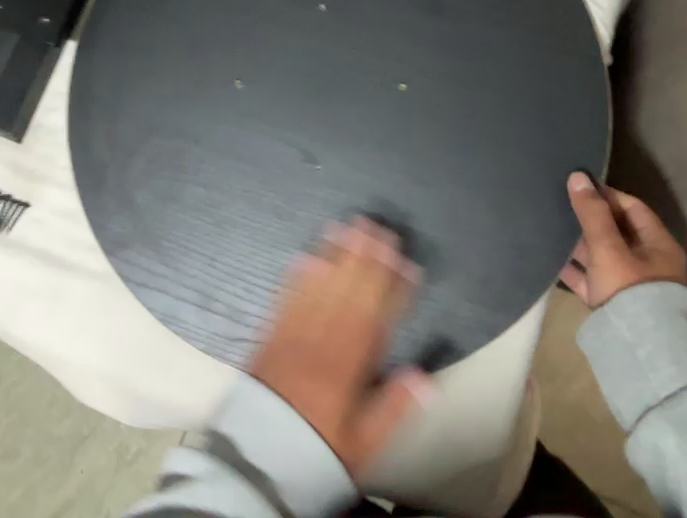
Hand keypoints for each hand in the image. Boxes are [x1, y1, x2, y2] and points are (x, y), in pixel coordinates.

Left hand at [250, 218, 432, 474]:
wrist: (260, 457)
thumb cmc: (317, 449)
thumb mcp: (364, 441)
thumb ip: (394, 407)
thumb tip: (426, 379)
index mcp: (348, 368)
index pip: (376, 318)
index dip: (393, 288)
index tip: (406, 262)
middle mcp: (321, 344)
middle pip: (347, 294)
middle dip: (364, 259)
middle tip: (377, 228)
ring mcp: (292, 336)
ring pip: (318, 290)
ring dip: (334, 257)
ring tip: (347, 228)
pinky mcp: (269, 336)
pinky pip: (285, 299)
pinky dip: (297, 276)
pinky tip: (306, 256)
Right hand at [560, 172, 686, 307]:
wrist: (636, 347)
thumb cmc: (628, 288)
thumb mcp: (607, 247)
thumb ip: (592, 212)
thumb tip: (578, 176)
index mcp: (658, 245)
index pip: (632, 208)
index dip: (607, 195)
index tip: (579, 187)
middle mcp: (648, 262)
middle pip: (616, 231)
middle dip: (590, 218)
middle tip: (561, 204)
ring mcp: (630, 285)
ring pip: (602, 255)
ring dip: (580, 243)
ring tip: (552, 227)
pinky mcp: (612, 303)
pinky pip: (591, 279)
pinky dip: (574, 269)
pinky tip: (553, 259)